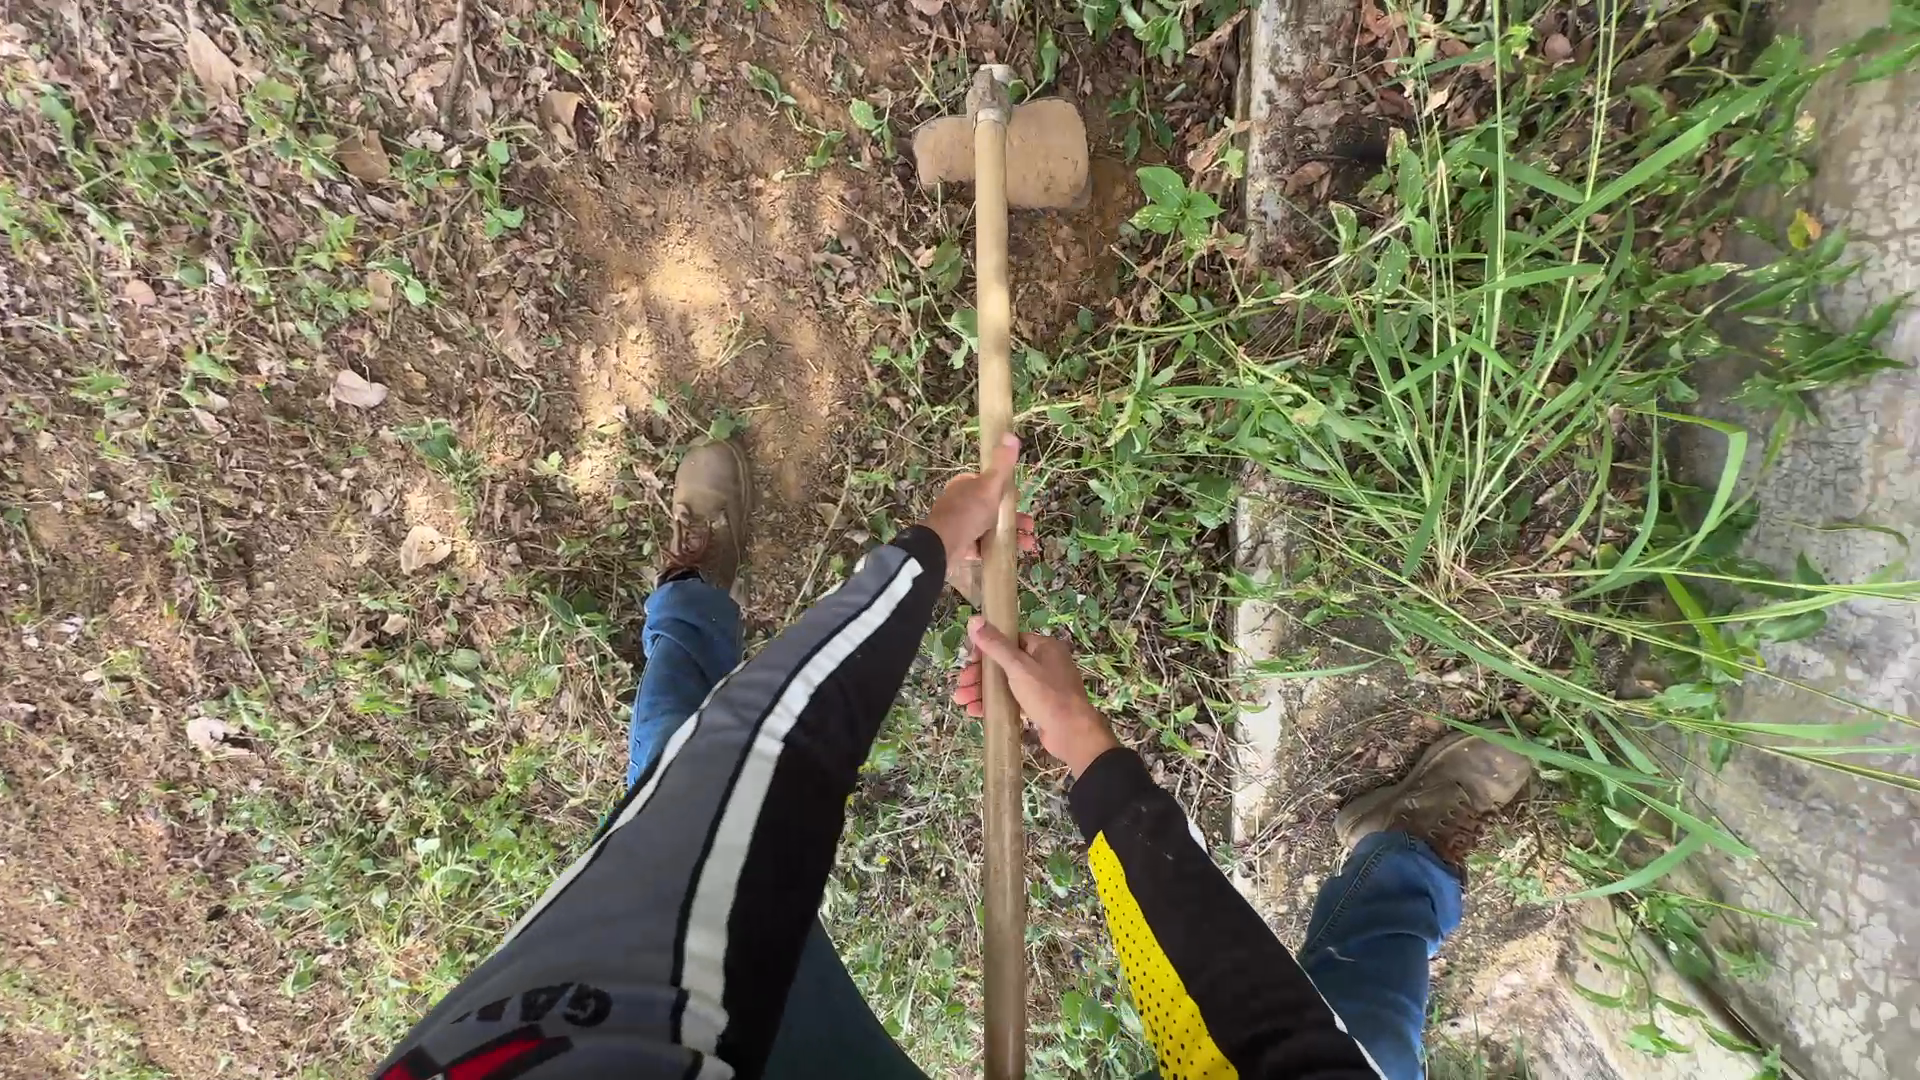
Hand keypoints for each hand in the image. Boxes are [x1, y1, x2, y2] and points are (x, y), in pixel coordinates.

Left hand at [924, 434, 1036, 601]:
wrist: (943, 544)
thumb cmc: (968, 511)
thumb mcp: (989, 485)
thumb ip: (1002, 464)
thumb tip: (1010, 435)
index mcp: (965, 485)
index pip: (989, 484)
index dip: (1006, 492)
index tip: (1019, 500)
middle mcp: (961, 503)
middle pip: (992, 508)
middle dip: (1014, 517)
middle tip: (1029, 525)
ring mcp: (960, 525)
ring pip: (990, 528)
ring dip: (1011, 534)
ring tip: (1028, 543)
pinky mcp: (960, 545)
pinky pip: (983, 545)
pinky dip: (997, 548)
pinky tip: (1011, 553)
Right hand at [955, 617, 1119, 777]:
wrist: (1072, 734)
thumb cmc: (1047, 695)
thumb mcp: (1018, 667)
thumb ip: (995, 645)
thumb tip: (974, 620)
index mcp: (1043, 647)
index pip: (1009, 640)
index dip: (986, 649)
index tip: (969, 661)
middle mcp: (1044, 663)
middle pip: (1005, 663)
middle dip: (980, 675)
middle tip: (961, 685)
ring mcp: (1042, 686)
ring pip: (1006, 683)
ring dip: (983, 690)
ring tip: (962, 700)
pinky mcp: (1039, 706)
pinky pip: (1012, 699)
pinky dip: (995, 702)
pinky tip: (976, 711)